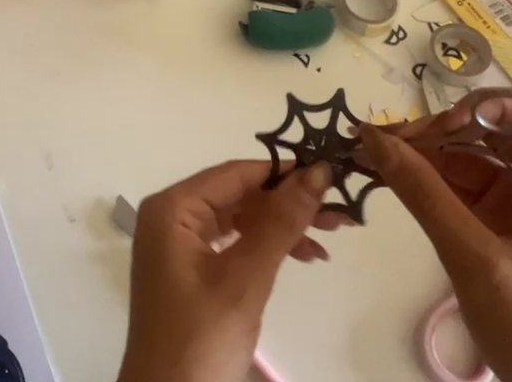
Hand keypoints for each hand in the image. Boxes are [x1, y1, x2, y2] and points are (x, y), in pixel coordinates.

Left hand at [117, 160, 341, 381]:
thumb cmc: (200, 340)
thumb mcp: (245, 280)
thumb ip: (280, 224)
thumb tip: (316, 173)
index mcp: (172, 208)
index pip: (234, 174)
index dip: (283, 171)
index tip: (331, 173)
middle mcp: (170, 216)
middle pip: (238, 194)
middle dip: (288, 201)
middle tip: (341, 213)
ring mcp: (178, 244)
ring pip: (239, 218)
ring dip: (282, 225)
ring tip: (333, 236)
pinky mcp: (189, 270)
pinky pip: (232, 242)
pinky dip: (266, 246)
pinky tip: (304, 256)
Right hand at [359, 96, 511, 381]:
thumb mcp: (476, 264)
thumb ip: (424, 196)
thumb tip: (372, 138)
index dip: (490, 106)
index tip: (440, 128)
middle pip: (499, 129)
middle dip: (442, 128)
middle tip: (385, 142)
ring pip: (475, 151)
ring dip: (427, 149)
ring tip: (375, 154)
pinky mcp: (508, 221)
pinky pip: (466, 180)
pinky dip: (429, 174)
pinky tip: (392, 172)